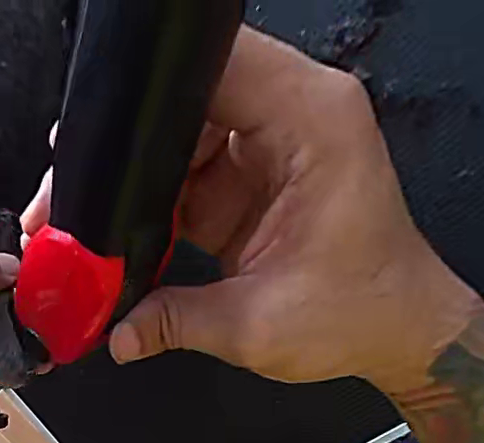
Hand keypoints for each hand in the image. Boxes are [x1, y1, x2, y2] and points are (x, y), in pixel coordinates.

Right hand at [22, 28, 478, 394]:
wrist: (399, 333)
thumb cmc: (360, 316)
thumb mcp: (257, 326)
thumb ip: (178, 322)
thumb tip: (123, 334)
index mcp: (313, 121)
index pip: (213, 67)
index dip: (146, 98)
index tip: (97, 136)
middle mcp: (298, 117)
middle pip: (190, 103)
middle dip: (134, 151)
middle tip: (85, 196)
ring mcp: (278, 148)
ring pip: (187, 140)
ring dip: (146, 183)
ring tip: (105, 223)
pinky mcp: (264, 182)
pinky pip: (198, 176)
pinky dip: (168, 207)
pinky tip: (140, 237)